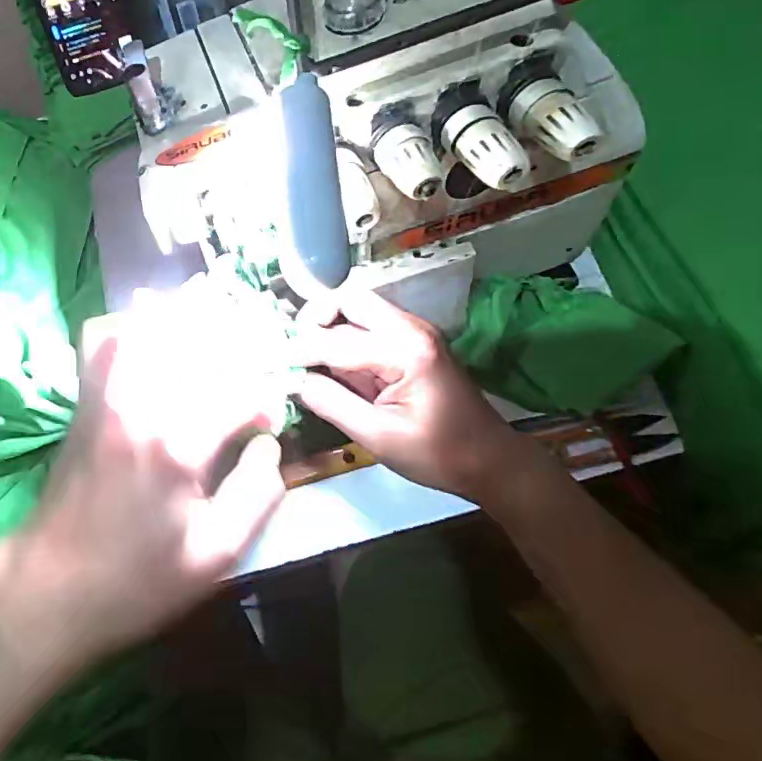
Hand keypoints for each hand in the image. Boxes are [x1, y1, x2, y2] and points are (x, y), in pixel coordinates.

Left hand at [0, 298, 288, 672]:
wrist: (50, 586)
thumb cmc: (138, 579)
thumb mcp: (217, 556)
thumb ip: (257, 494)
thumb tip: (268, 445)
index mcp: (178, 444)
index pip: (240, 394)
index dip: (265, 404)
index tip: (268, 424)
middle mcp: (141, 404)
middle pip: (199, 345)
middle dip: (237, 347)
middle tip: (252, 368)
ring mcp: (106, 396)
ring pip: (151, 329)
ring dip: (188, 321)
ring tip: (214, 328)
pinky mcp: (85, 400)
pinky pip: (104, 341)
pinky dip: (132, 325)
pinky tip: (153, 328)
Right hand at [291, 288, 561, 504]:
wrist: (491, 460)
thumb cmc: (438, 454)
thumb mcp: (379, 437)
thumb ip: (332, 404)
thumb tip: (294, 380)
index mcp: (405, 350)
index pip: (336, 339)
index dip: (298, 351)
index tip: (271, 363)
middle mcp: (410, 329)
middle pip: (349, 300)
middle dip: (315, 320)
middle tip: (294, 353)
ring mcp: (415, 332)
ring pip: (358, 311)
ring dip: (330, 330)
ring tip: (309, 364)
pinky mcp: (414, 343)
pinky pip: (370, 328)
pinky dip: (346, 341)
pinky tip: (336, 369)